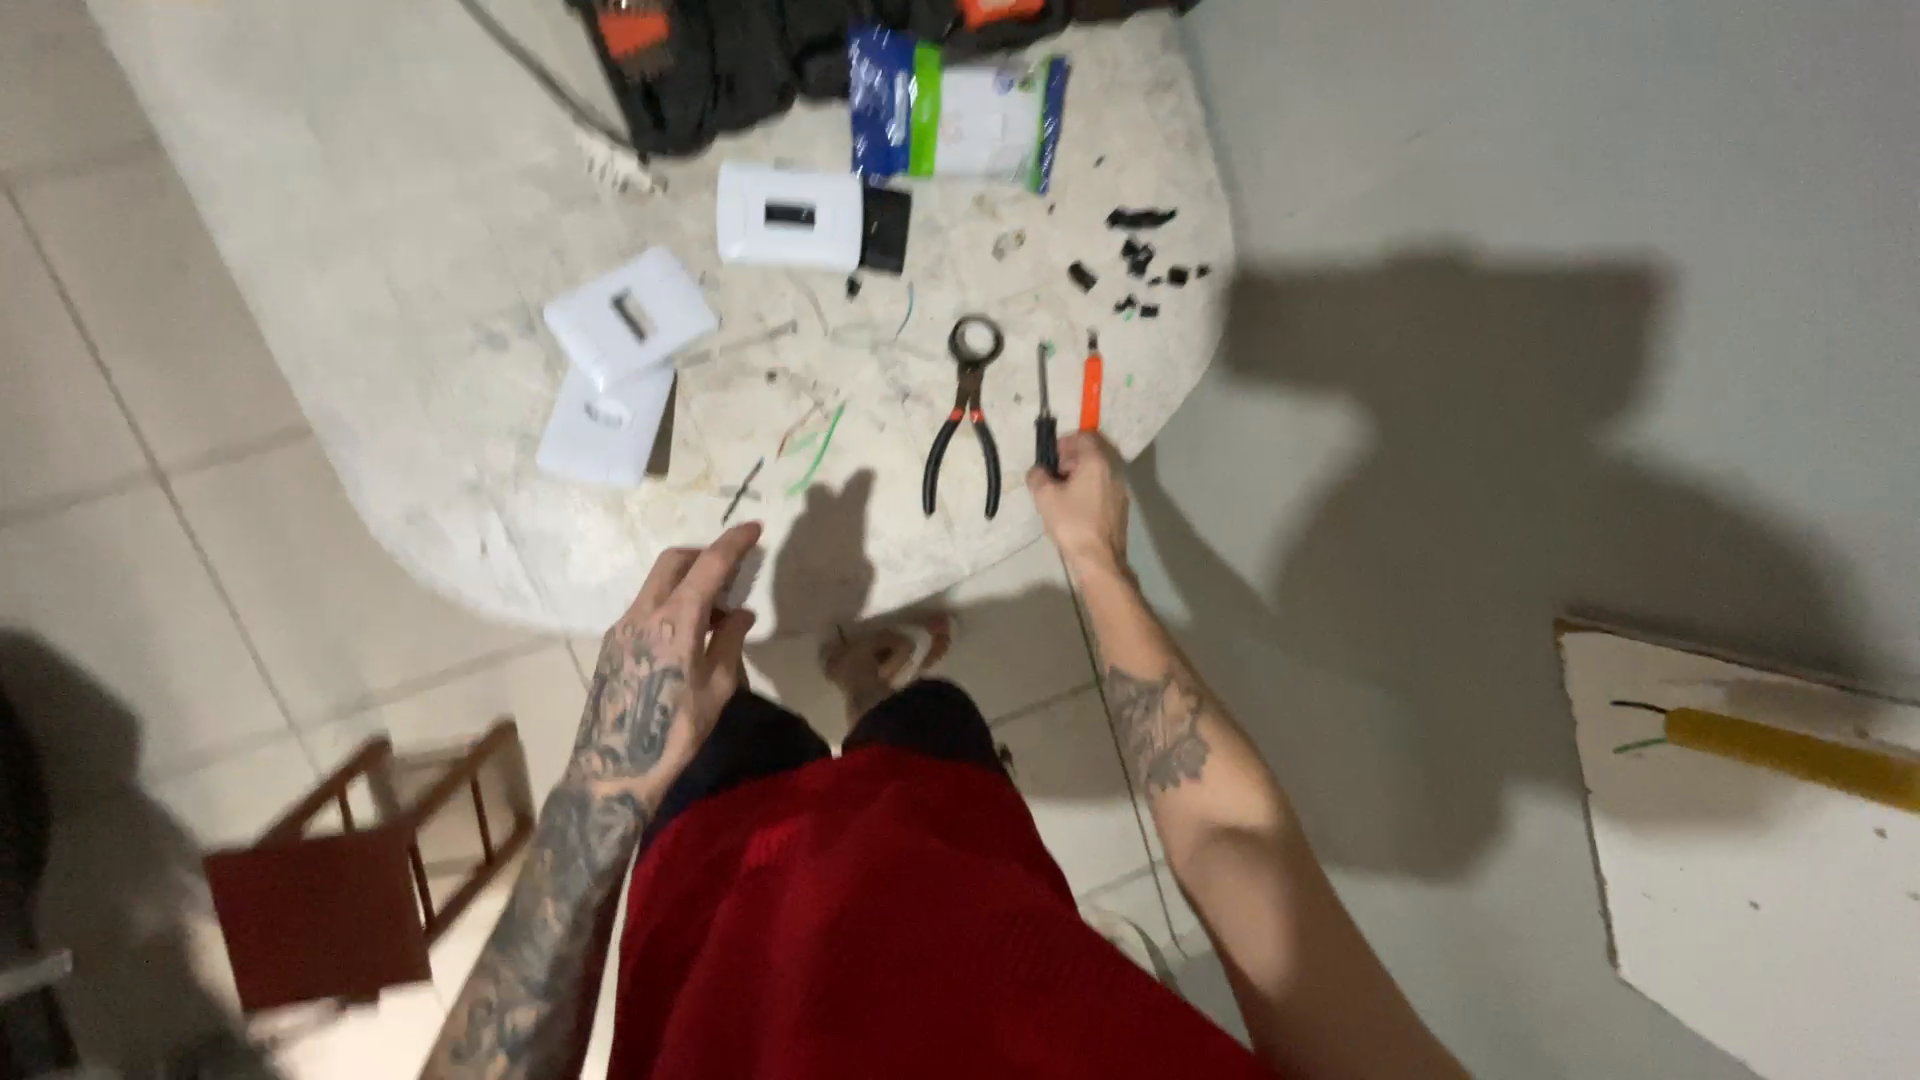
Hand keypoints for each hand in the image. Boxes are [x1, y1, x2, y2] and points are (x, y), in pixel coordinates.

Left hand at [570, 523, 761, 809]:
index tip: (755, 528)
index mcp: (675, 622)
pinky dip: (673, 603)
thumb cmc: (676, 731)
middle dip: (705, 554)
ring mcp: (623, 627)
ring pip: (658, 583)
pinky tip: (692, 634)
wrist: (614, 769)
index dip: (733, 543)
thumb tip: (740, 613)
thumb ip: (731, 641)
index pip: (708, 566)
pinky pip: (647, 606)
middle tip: (734, 570)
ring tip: (718, 614)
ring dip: (689, 581)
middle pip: (673, 561)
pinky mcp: (613, 644)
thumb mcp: (717, 687)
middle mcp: (644, 614)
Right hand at [1028, 432, 1129, 575]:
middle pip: (1091, 454)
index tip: (1049, 457)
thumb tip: (1038, 471)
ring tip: (1060, 493)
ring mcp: (1120, 490)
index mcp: (1097, 462)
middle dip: (1069, 460)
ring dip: (1078, 476)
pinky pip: (1102, 488)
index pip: (1083, 437)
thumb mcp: (1044, 497)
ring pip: (1097, 472)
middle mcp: (1113, 471)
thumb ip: (1037, 476)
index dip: (1063, 442)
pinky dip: (1088, 489)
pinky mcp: (1120, 507)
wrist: (1098, 559)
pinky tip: (1074, 508)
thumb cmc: (1071, 523)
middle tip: (1051, 475)